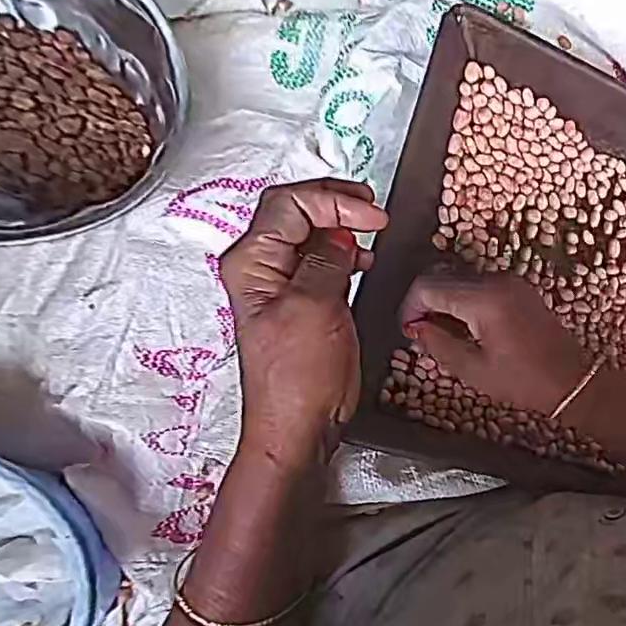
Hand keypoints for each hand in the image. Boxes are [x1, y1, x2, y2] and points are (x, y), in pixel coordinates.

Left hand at [220, 179, 386, 467]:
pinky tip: (364, 258)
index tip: (372, 215)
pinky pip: (323, 263)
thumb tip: (340, 234)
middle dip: (334, 202)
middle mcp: (263, 268)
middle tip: (372, 206)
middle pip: (294, 213)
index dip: (332, 201)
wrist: (299, 423)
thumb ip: (326, 263)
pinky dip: (345, 252)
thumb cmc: (299, 377)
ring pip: (310, 236)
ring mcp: (285, 287)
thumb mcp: (314, 309)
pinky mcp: (307, 304)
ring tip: (373, 228)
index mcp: (252, 263)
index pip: (289, 206)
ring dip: (341, 225)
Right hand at [399, 270, 586, 413]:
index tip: (408, 331)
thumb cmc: (526, 381)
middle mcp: (497, 281)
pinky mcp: (520, 289)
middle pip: (442, 278)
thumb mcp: (474, 370)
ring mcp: (511, 282)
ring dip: (445, 301)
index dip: (410, 308)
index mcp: (484, 299)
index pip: (427, 287)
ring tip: (444, 334)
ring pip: (460, 279)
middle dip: (425, 304)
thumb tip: (416, 329)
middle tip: (422, 335)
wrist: (572, 381)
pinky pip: (480, 285)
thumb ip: (438, 344)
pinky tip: (467, 328)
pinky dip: (465, 300)